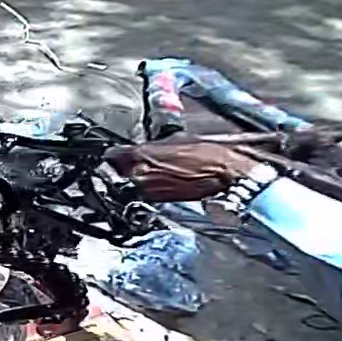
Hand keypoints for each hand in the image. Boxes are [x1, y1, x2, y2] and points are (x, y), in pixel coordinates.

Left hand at [104, 139, 265, 201]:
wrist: (230, 178)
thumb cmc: (210, 155)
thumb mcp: (179, 139)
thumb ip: (154, 143)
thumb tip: (145, 145)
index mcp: (141, 155)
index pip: (111, 154)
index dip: (115, 153)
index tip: (118, 153)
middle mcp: (138, 174)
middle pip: (117, 170)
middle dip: (124, 166)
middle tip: (137, 162)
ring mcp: (146, 190)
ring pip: (129, 183)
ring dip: (135, 178)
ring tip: (155, 172)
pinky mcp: (157, 201)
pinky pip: (143, 193)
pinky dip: (148, 188)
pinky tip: (163, 181)